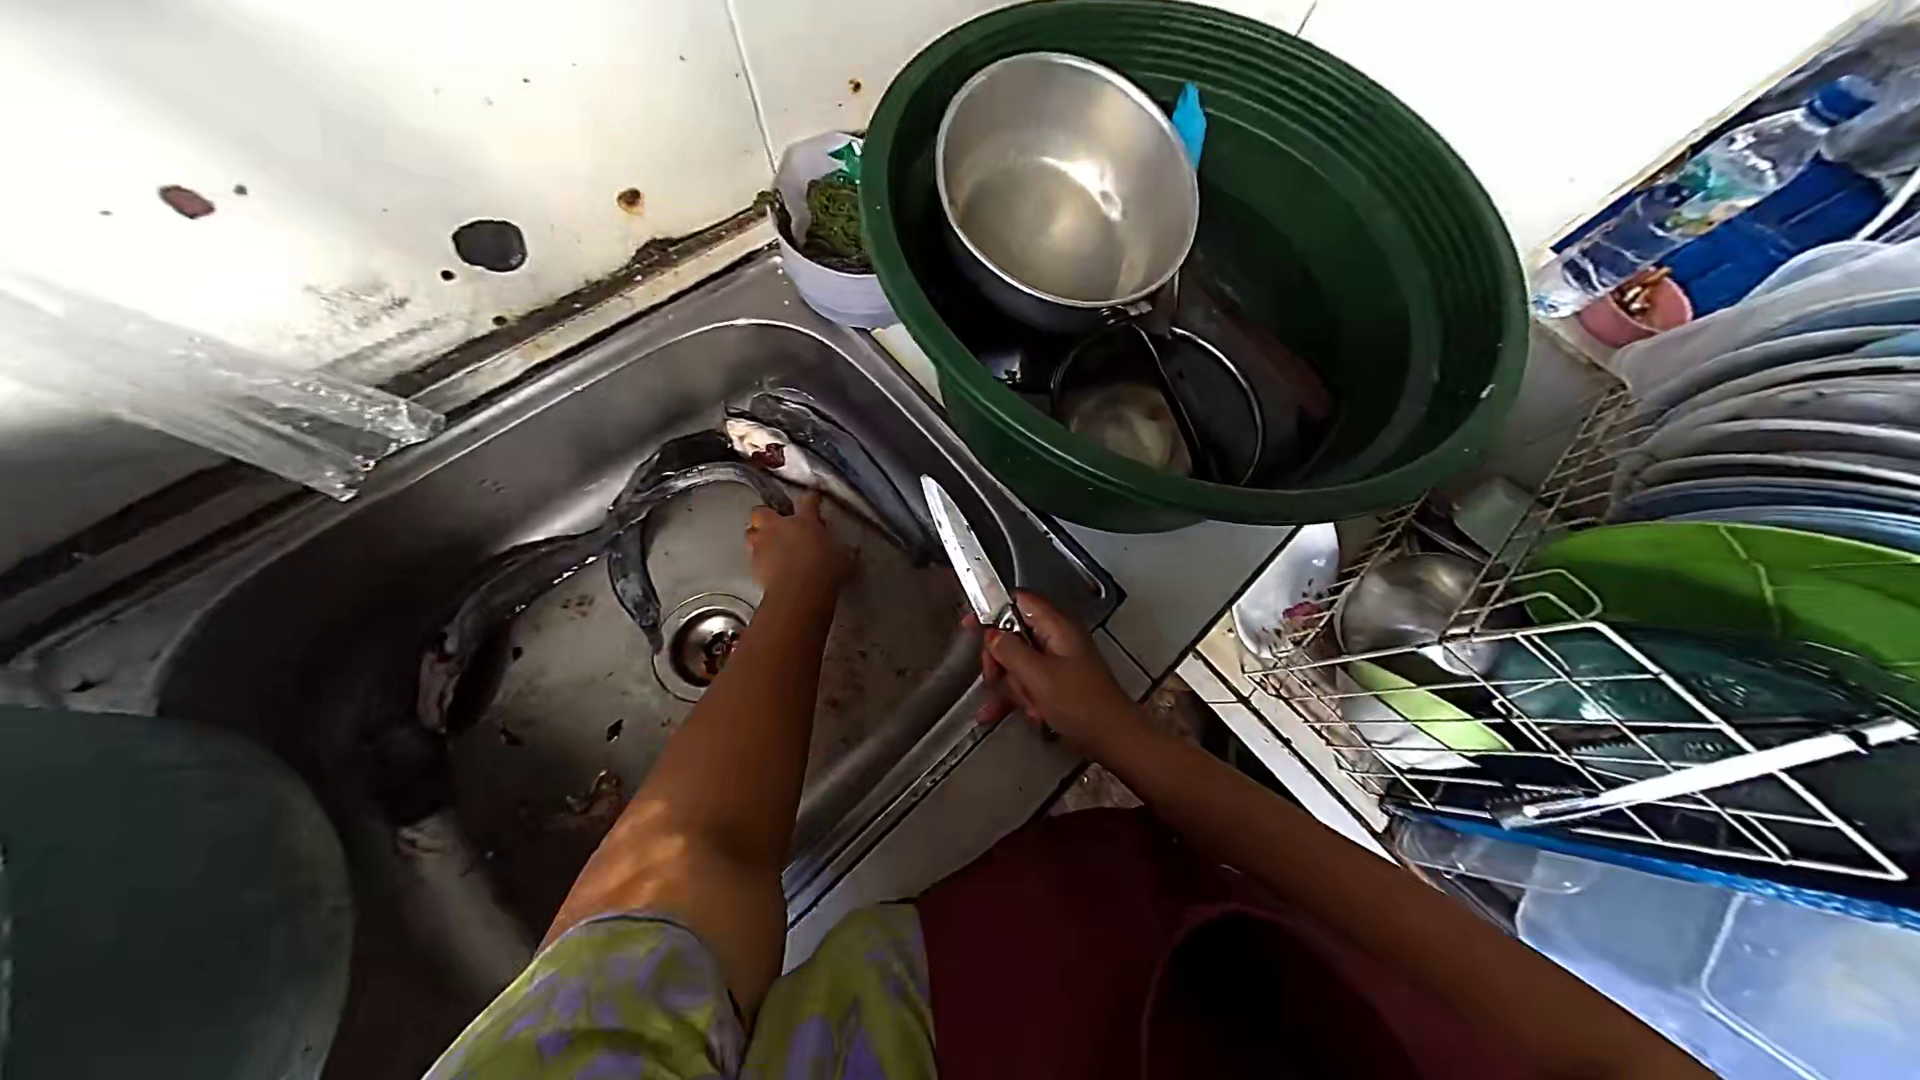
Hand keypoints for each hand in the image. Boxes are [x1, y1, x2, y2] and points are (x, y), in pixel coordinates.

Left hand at [746, 492, 855, 593]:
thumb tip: (853, 553)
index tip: (813, 501)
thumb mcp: (843, 560)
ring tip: (768, 546)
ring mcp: (763, 544)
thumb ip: (845, 553)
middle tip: (777, 525)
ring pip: (750, 532)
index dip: (811, 499)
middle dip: (766, 515)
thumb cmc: (825, 570)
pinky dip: (759, 560)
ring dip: (757, 537)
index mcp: (805, 521)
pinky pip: (752, 557)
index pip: (808, 500)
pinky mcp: (753, 564)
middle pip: (761, 511)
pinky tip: (768, 568)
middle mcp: (779, 527)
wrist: (799, 590)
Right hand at [971, 590, 1148, 755]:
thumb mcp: (1037, 675)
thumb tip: (991, 634)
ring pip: (1019, 663)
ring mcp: (1059, 663)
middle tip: (992, 676)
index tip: (971, 623)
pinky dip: (1017, 697)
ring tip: (1019, 703)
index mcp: (1057, 628)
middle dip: (1000, 658)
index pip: (1020, 601)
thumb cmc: (1081, 704)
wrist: (1113, 739)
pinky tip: (999, 714)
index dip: (993, 608)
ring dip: (1011, 684)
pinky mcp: (1058, 685)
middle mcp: (1058, 640)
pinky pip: (1028, 683)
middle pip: (1015, 635)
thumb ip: (1009, 650)